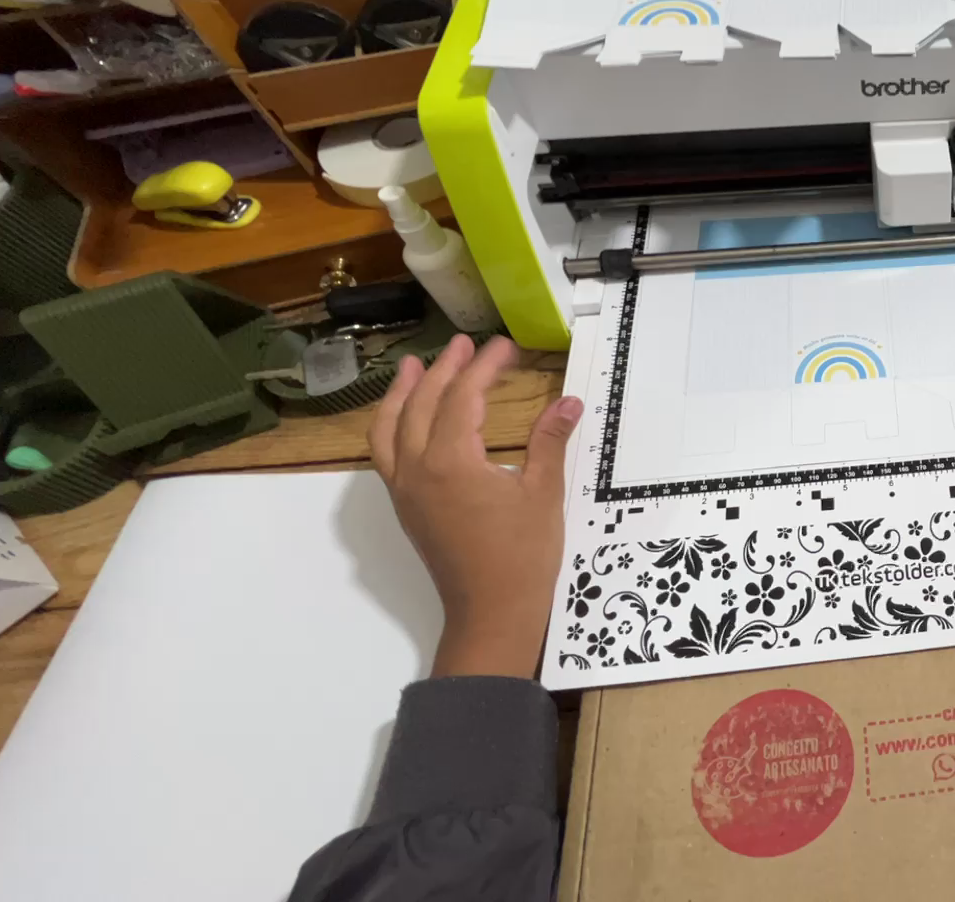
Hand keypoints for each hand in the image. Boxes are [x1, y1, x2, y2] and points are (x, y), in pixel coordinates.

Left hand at [369, 334, 583, 678]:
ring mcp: (405, 491)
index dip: (483, 368)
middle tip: (463, 344)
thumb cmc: (524, 554)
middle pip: (421, 406)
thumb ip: (549, 443)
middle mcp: (417, 471)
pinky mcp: (407, 507)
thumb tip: (568, 403)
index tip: (503, 347)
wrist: (492, 610)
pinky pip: (386, 454)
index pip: (463, 399)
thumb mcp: (544, 493)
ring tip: (412, 368)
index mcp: (452, 463)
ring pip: (388, 430)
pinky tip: (409, 419)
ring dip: (401, 394)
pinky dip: (392, 425)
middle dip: (442, 371)